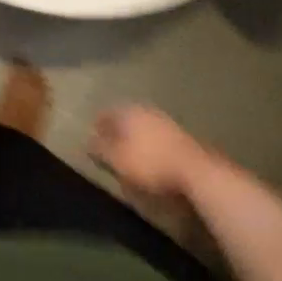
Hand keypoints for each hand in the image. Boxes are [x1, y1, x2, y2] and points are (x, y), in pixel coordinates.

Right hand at [88, 105, 218, 196]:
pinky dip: (148, 142)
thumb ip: (100, 148)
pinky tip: (149, 156)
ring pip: (142, 125)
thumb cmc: (149, 163)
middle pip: (125, 116)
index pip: (105, 112)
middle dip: (116, 128)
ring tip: (128, 152)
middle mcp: (145, 110)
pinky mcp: (179, 135)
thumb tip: (87, 140)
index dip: (97, 125)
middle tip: (108, 143)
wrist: (194, 170)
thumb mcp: (118, 159)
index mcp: (128, 111)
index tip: (92, 136)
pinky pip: (155, 135)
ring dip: (133, 135)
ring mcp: (165, 121)